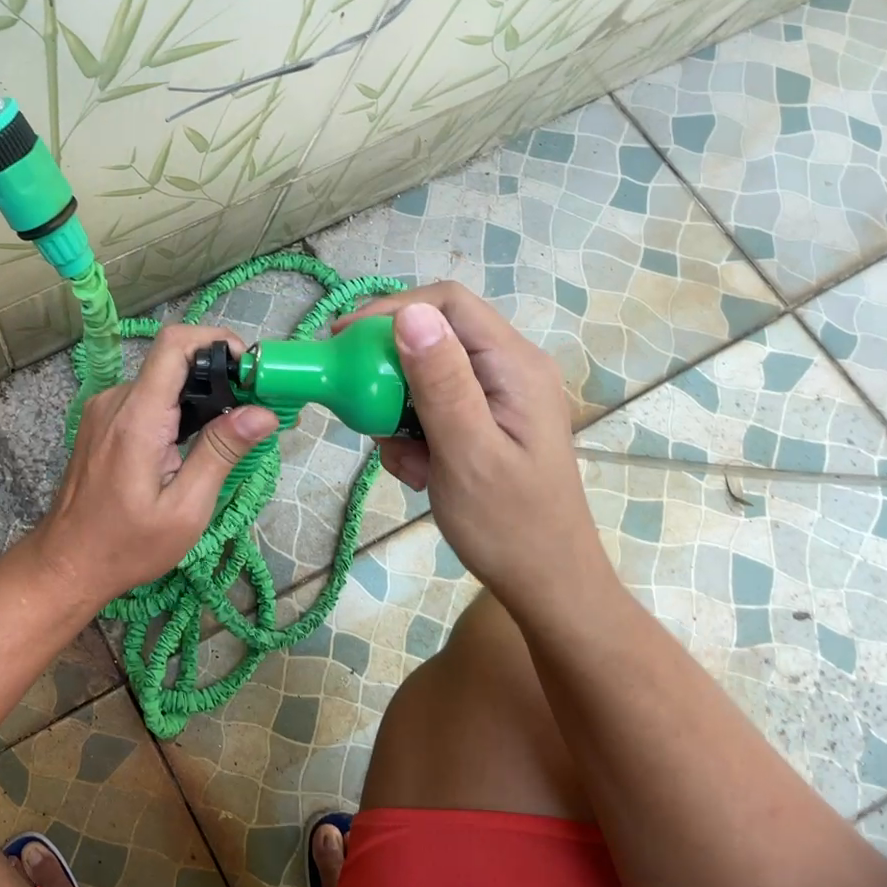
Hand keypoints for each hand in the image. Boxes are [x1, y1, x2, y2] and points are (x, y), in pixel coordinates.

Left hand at [31, 324, 279, 605]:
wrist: (68, 562)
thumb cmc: (128, 545)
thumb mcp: (186, 508)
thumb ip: (221, 452)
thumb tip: (263, 412)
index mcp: (137, 417)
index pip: (174, 344)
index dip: (216, 340)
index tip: (249, 370)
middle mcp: (116, 401)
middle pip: (171, 362)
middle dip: (217, 376)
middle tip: (253, 410)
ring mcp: (103, 410)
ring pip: (159, 382)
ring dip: (196, 397)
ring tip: (227, 433)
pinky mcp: (101, 422)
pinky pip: (144, 400)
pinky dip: (174, 410)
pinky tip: (190, 445)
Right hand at [334, 283, 608, 611]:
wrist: (545, 583)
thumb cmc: (509, 523)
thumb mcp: (467, 452)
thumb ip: (440, 382)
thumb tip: (409, 313)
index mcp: (514, 366)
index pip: (447, 303)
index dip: (390, 311)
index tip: (341, 341)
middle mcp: (508, 369)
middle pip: (431, 336)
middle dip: (387, 372)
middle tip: (359, 408)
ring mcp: (495, 396)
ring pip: (421, 375)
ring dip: (394, 410)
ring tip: (399, 456)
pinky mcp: (481, 420)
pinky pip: (428, 406)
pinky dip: (408, 433)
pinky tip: (416, 471)